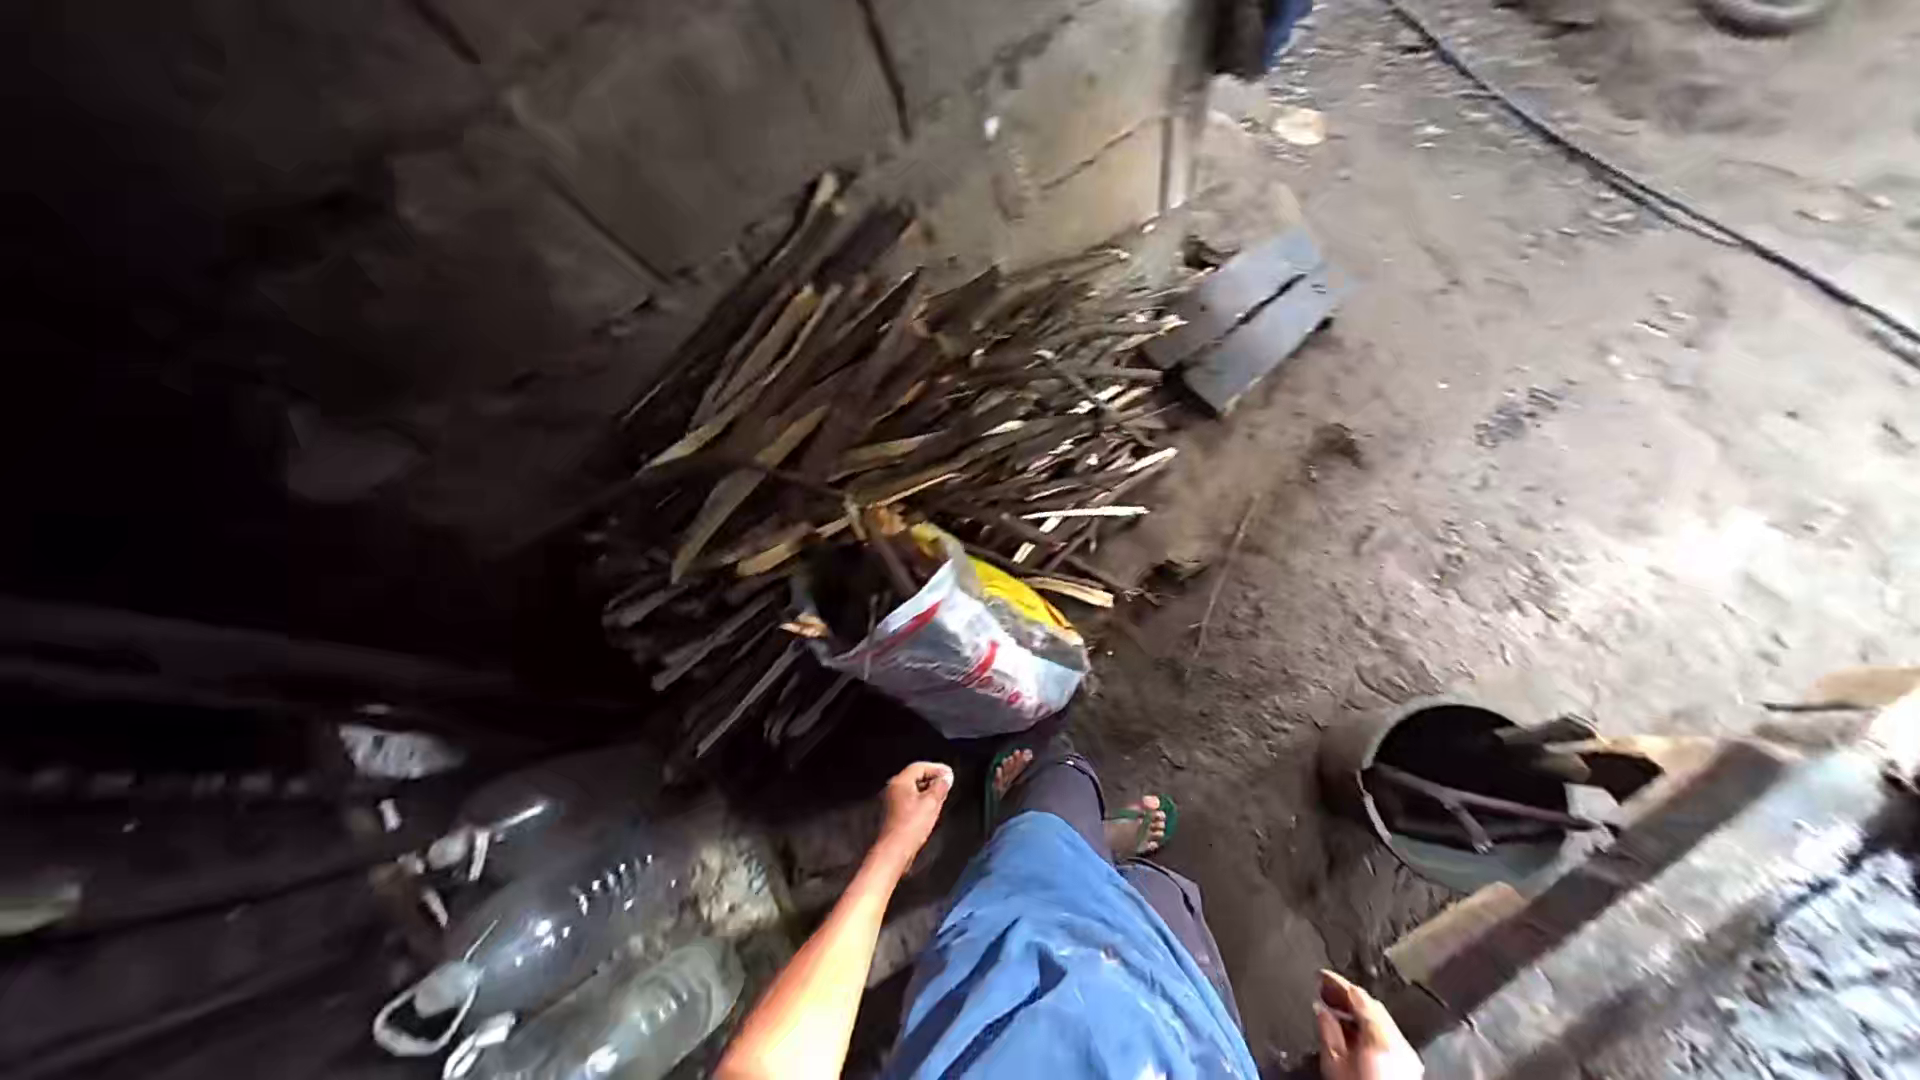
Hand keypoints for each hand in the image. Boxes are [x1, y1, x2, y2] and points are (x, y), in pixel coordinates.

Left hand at [874, 762, 952, 867]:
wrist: (893, 851)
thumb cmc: (912, 825)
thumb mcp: (931, 803)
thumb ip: (940, 786)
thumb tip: (946, 776)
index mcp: (900, 781)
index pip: (919, 767)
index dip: (936, 768)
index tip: (949, 774)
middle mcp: (892, 788)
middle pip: (914, 776)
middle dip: (932, 778)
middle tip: (946, 784)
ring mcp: (890, 801)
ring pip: (912, 789)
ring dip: (927, 790)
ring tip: (941, 796)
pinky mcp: (892, 813)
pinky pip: (908, 799)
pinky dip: (920, 799)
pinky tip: (929, 808)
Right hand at [1317, 970, 1422, 1079]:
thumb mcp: (1334, 1064)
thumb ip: (1328, 1030)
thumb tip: (1321, 1008)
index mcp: (1381, 1037)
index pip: (1359, 996)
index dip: (1337, 982)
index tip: (1319, 974)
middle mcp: (1400, 1042)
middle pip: (1372, 1006)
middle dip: (1346, 996)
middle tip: (1323, 990)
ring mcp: (1408, 1056)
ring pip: (1380, 1020)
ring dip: (1356, 1011)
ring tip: (1333, 1009)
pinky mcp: (1409, 1067)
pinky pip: (1386, 1035)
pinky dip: (1366, 1026)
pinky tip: (1350, 1031)